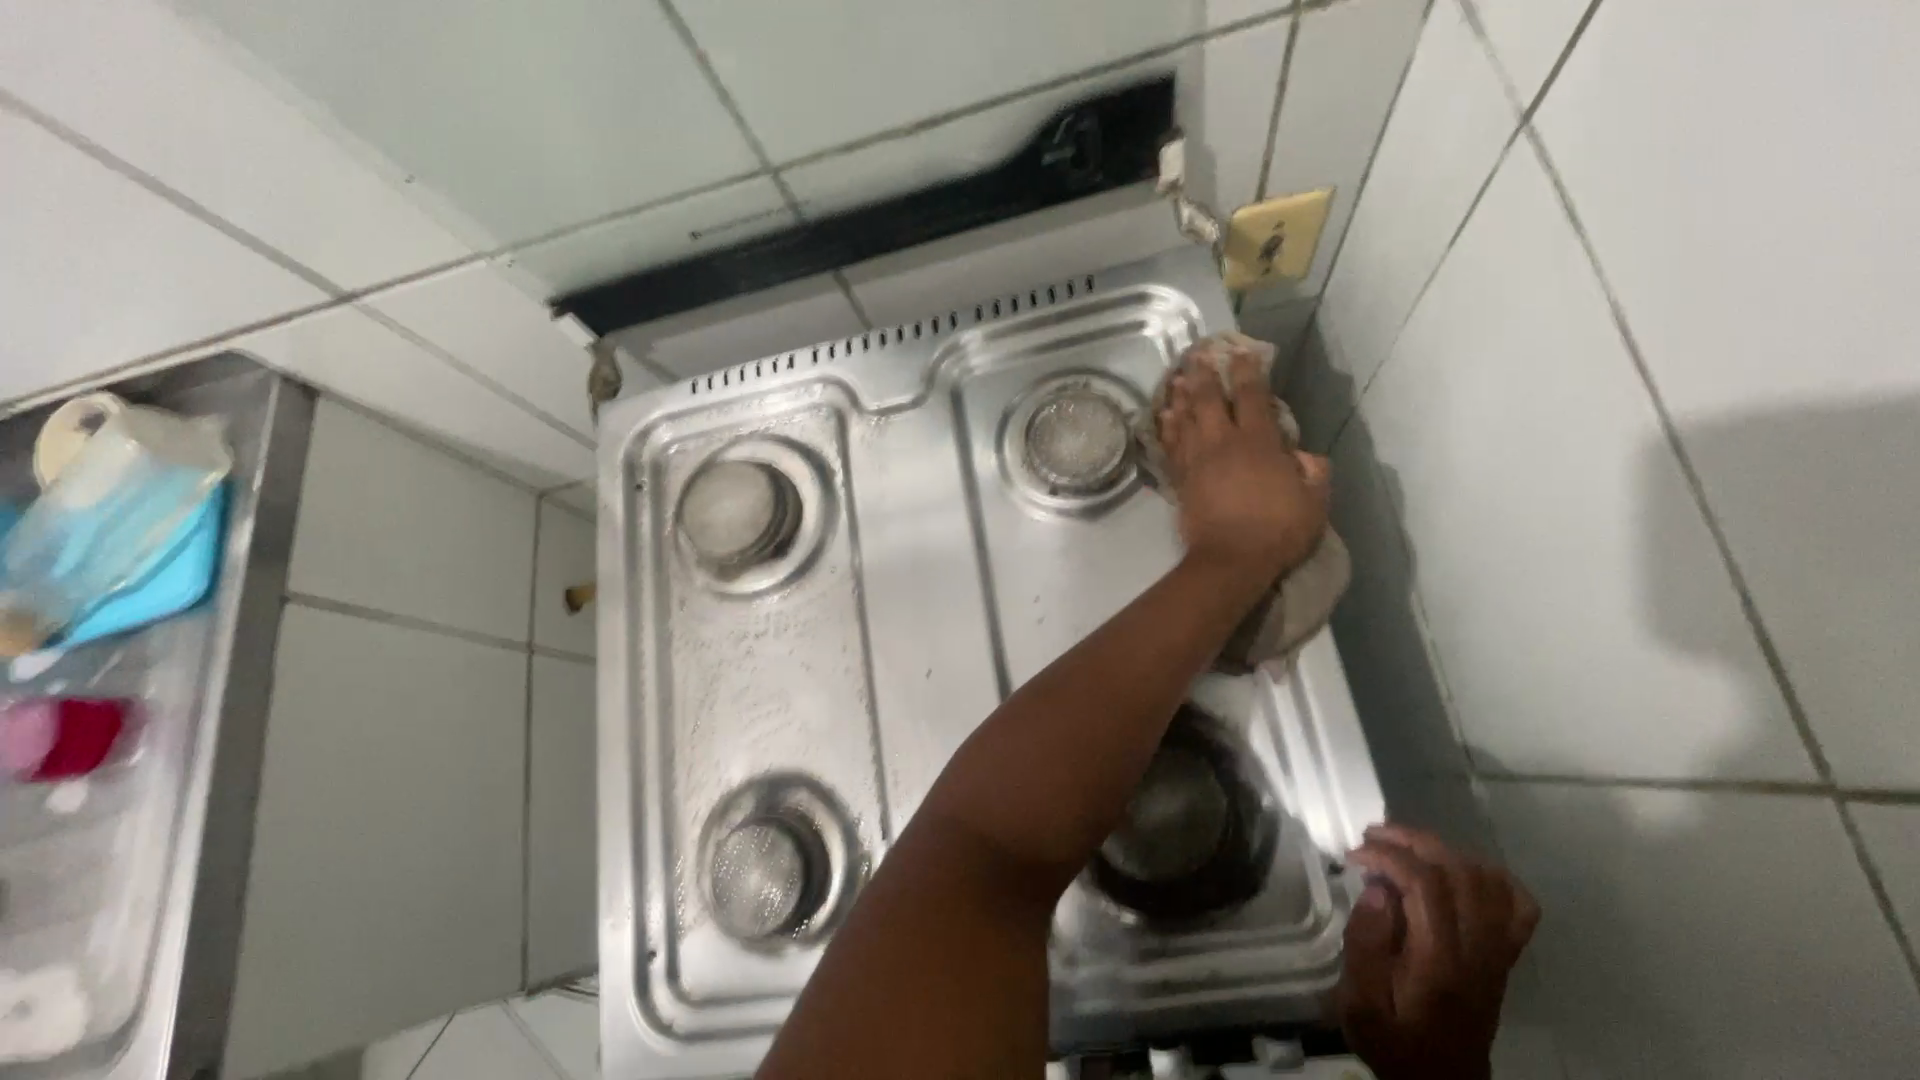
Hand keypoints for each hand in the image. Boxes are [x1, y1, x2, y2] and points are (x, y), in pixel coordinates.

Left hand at [1158, 347, 1329, 586]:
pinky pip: (1171, 446)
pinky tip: (1165, 416)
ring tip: (1178, 378)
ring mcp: (1197, 461)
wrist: (1231, 560)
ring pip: (1185, 419)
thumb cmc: (1278, 531)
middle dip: (1205, 374)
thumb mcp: (1314, 502)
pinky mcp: (1181, 480)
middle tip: (1198, 355)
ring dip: (1181, 396)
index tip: (1242, 352)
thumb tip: (1306, 456)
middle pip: (1209, 400)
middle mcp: (1223, 443)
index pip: (1252, 396)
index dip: (1247, 371)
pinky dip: (1168, 428)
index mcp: (1259, 443)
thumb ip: (1313, 473)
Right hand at [1338, 824, 1540, 1079]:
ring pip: (1487, 879)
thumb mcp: (1359, 1006)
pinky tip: (1459, 871)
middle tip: (1372, 836)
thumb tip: (1375, 891)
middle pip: (1459, 871)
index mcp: (1440, 962)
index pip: (1426, 885)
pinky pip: (1518, 905)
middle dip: (1412, 841)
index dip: (1388, 857)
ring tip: (1404, 847)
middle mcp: (1478, 951)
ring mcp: (1498, 952)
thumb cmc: (1394, 1042)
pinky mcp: (1505, 956)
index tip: (1353, 855)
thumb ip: (1364, 947)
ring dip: (1444, 850)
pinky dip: (1493, 877)